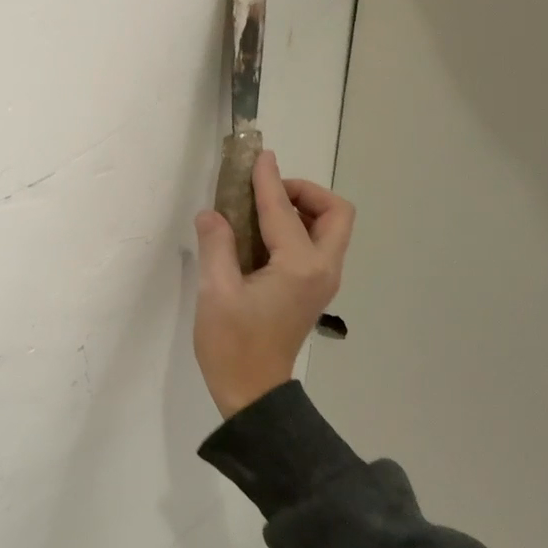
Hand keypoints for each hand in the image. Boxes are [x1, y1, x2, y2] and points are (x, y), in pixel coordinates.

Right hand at [192, 150, 352, 417]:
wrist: (250, 389)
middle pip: (335, 213)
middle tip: (268, 192)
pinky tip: (264, 239)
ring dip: (304, 211)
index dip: (267, 182)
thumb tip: (212, 214)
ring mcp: (322, 282)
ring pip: (330, 229)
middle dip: (305, 193)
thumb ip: (217, 247)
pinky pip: (317, 247)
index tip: (258, 158)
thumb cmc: (231, 344)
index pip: (283, 212)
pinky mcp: (313, 293)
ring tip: (262, 213)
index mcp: (300, 266)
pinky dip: (299, 231)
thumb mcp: (215, 293)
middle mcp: (322, 268)